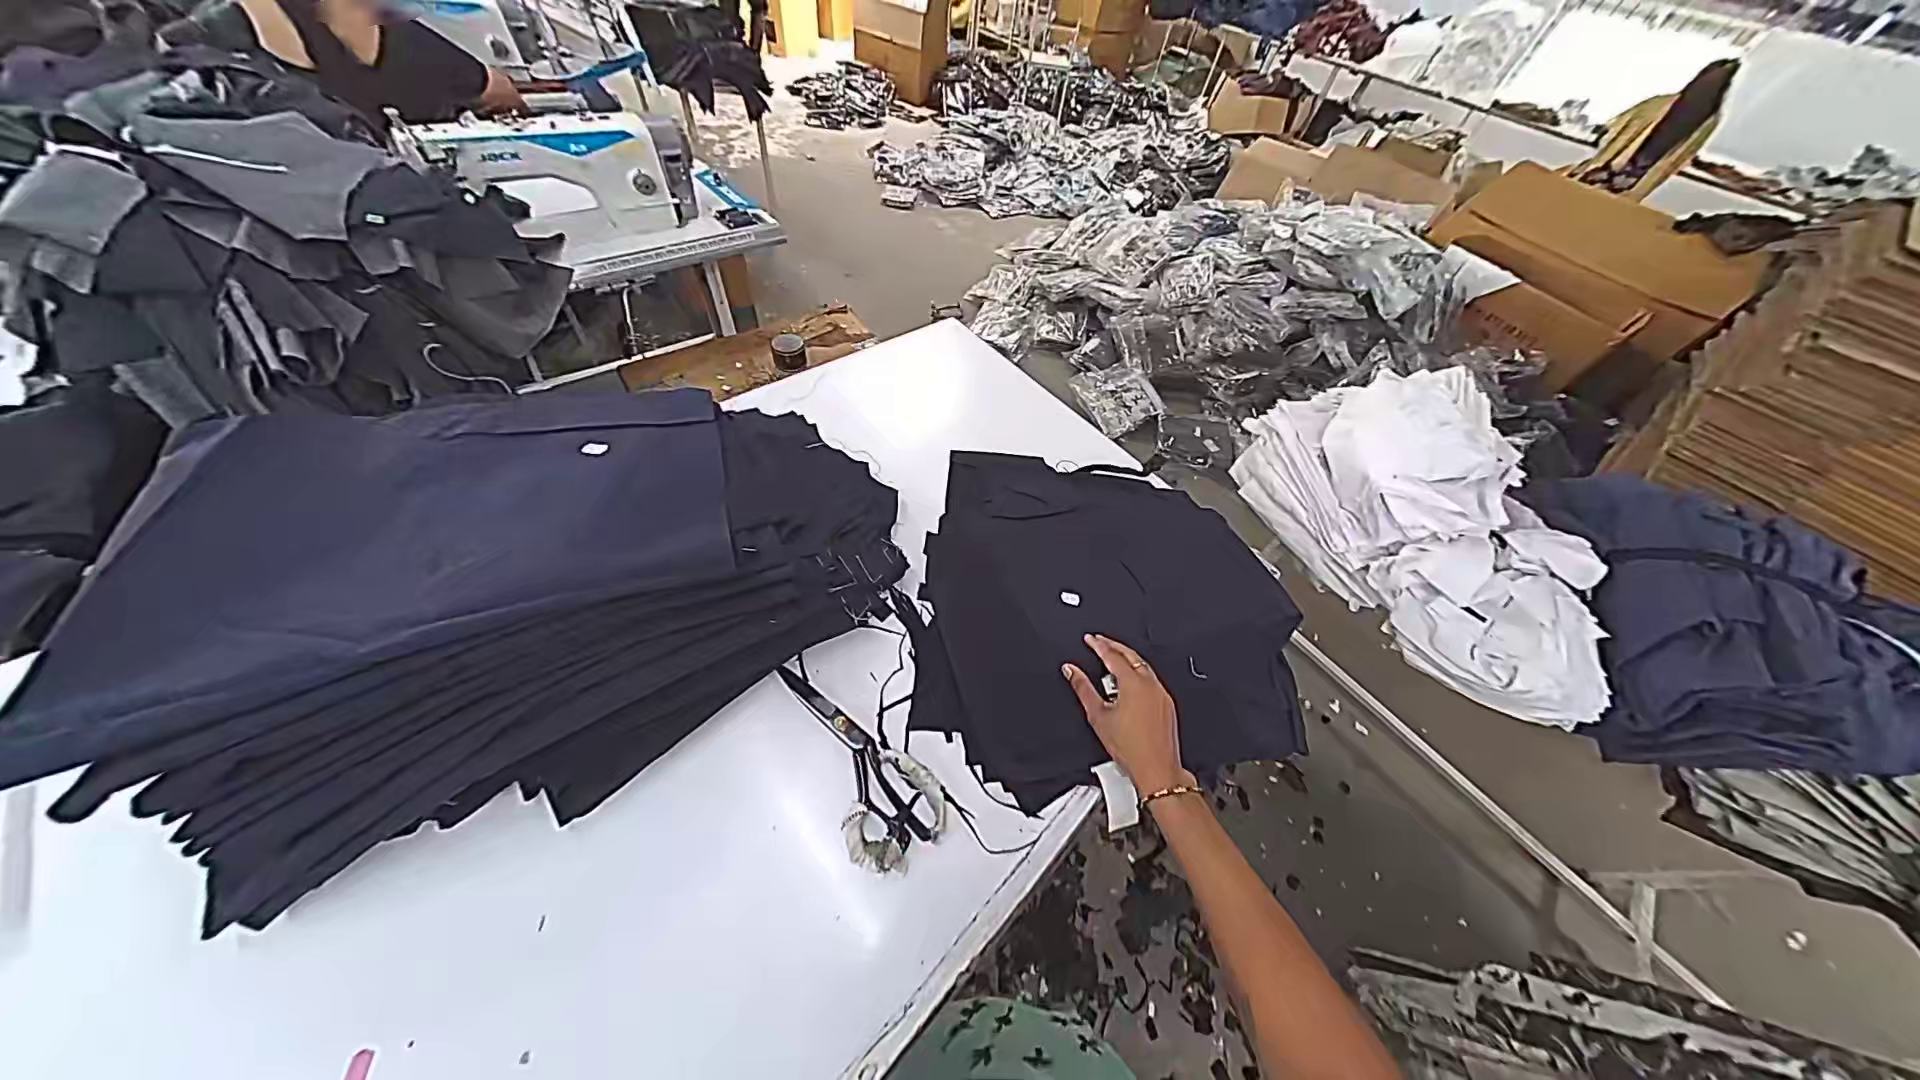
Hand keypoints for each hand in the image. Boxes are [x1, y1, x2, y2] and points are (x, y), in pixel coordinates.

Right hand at [1063, 634, 1193, 793]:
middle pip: (1131, 655)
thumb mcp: (1097, 715)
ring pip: (1143, 666)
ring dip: (1127, 658)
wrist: (1156, 769)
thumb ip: (1083, 688)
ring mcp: (1161, 694)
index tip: (1090, 639)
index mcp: (1133, 683)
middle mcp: (1150, 685)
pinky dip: (1138, 673)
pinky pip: (1151, 679)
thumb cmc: (1130, 748)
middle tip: (1100, 641)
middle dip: (1114, 646)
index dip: (1098, 644)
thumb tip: (1071, 671)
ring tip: (1112, 658)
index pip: (1112, 655)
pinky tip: (1129, 681)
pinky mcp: (1167, 704)